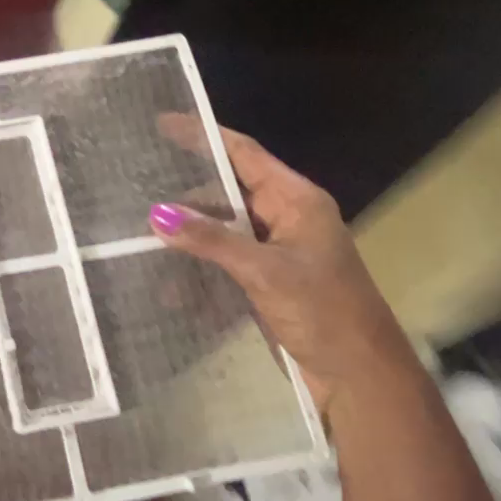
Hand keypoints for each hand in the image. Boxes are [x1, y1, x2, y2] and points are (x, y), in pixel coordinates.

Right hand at [148, 116, 415, 413]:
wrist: (361, 378)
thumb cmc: (324, 312)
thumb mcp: (264, 270)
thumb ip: (210, 240)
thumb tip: (156, 214)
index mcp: (297, 201)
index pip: (245, 154)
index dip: (205, 136)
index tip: (164, 122)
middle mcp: (287, 218)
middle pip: (229, 191)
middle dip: (187, 193)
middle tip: (139, 187)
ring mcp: (278, 251)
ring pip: (224, 229)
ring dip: (190, 235)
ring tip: (143, 234)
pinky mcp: (269, 282)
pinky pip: (226, 261)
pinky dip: (200, 266)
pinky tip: (168, 278)